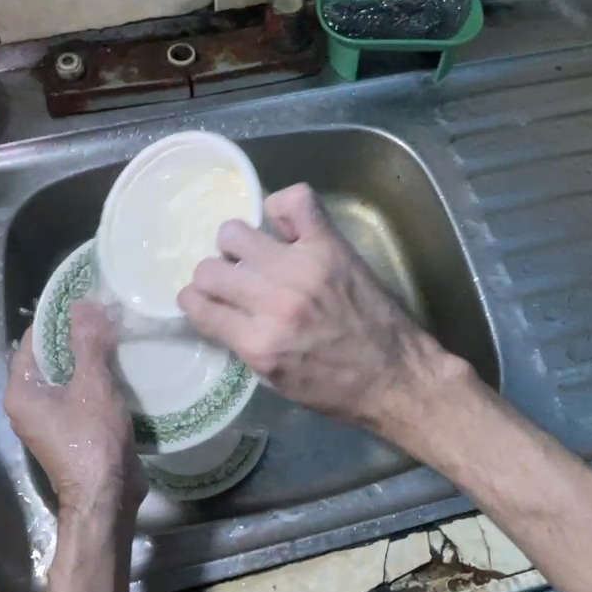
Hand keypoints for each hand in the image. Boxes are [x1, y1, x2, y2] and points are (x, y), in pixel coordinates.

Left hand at [5, 300, 145, 524]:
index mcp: (21, 391)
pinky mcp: (71, 432)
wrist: (106, 496)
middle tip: (109, 317)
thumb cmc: (92, 439)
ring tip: (119, 338)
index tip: (87, 303)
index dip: (58, 319)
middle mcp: (28, 405)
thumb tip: (83, 303)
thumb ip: (87, 342)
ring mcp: (50, 421)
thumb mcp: (92, 385)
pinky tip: (123, 371)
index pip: (32, 340)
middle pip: (51, 358)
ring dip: (91, 360)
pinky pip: (80, 397)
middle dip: (78, 337)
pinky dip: (97, 382)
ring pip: (68, 378)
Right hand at [177, 183, 468, 434]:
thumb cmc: (337, 390)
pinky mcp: (331, 247)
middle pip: (210, 269)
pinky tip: (285, 229)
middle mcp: (275, 301)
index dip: (195, 303)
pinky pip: (295, 201)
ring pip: (236, 232)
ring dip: (238, 247)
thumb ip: (243, 344)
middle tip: (234, 285)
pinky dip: (282, 209)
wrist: (397, 378)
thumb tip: (220, 312)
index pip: (198, 305)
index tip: (204, 302)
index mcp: (259, 343)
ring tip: (257, 258)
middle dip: (213, 278)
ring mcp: (303, 268)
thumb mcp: (276, 381)